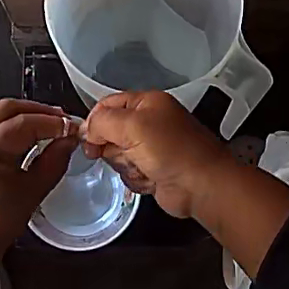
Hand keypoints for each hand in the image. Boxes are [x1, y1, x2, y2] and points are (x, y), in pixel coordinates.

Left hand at [0, 99, 77, 262]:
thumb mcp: (33, 192)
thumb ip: (54, 161)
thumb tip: (69, 140)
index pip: (24, 123)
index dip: (52, 122)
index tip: (72, 128)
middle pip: (5, 109)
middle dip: (36, 110)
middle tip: (61, 119)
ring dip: (21, 115)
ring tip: (47, 124)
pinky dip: (8, 126)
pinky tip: (26, 135)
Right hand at [80, 91, 235, 218]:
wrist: (201, 186)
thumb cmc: (172, 150)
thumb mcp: (132, 126)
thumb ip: (102, 122)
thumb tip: (87, 130)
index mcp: (147, 102)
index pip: (107, 105)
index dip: (95, 121)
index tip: (89, 139)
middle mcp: (148, 122)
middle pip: (109, 133)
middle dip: (113, 148)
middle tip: (127, 153)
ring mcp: (151, 148)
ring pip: (116, 156)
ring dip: (126, 165)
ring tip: (144, 167)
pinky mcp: (152, 170)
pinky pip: (128, 173)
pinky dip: (137, 179)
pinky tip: (152, 180)